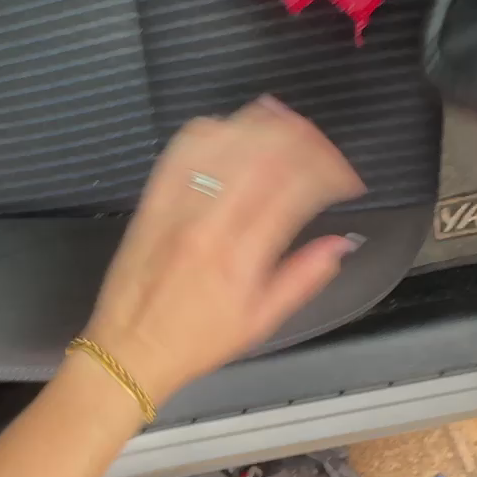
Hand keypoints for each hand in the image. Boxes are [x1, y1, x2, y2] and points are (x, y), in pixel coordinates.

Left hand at [78, 97, 365, 405]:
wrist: (129, 349)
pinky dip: (214, 131)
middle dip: (305, 140)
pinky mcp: (152, 201)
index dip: (331, 173)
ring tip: (289, 128)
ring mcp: (177, 208)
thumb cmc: (195, 342)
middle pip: (265, 154)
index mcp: (241, 257)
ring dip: (264, 126)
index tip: (346, 180)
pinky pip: (183, 150)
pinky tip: (233, 132)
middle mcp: (209, 223)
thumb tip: (340, 243)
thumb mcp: (259, 322)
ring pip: (226, 142)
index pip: (298, 189)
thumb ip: (303, 278)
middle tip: (322, 148)